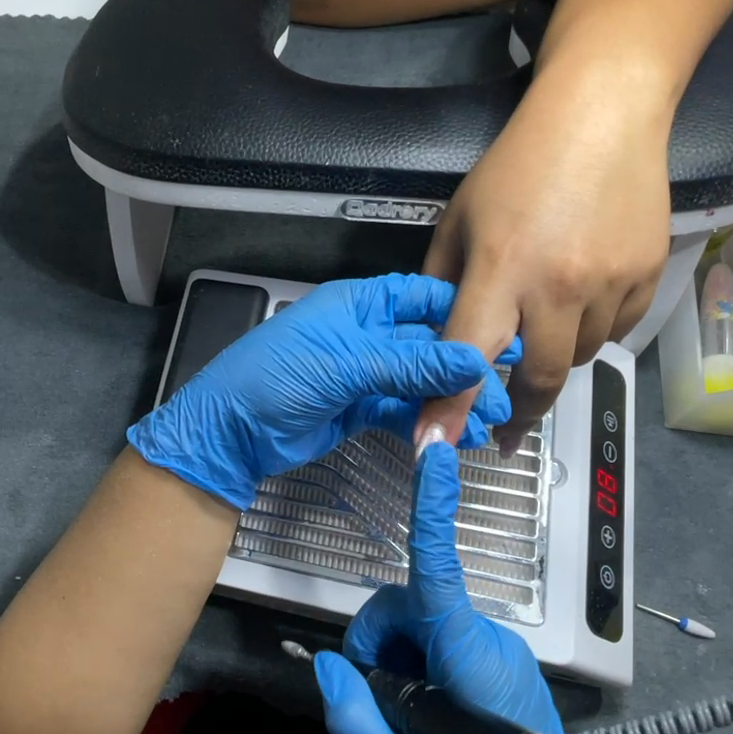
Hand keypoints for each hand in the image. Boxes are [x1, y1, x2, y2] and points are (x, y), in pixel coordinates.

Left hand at [127, 273, 520, 508]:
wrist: (230, 432)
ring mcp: (360, 372)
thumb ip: (408, 365)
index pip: (420, 298)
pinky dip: (422, 421)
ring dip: (447, 400)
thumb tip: (470, 362)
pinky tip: (449, 435)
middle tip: (500, 393)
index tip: (503, 334)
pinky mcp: (356, 406)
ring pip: (416, 381)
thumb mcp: (344, 366)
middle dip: (462, 367)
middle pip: (425, 343)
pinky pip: (399, 409)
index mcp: (355, 304)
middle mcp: (363, 332)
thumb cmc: (272, 379)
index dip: (460, 315)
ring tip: (483, 423)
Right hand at [316, 442, 631, 733]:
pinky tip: (429, 705)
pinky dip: (416, 662)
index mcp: (467, 661)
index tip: (434, 454)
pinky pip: (435, 634)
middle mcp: (485, 636)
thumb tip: (328, 665)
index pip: (440, 574)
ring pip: (415, 621)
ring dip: (396, 659)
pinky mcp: (495, 649)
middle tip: (381, 703)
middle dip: (376, 644)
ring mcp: (495, 641)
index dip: (434, 509)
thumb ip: (358, 724)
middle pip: (404, 605)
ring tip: (412, 715)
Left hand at [422, 95, 669, 452]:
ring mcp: (613, 284)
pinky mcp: (651, 278)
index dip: (449, 405)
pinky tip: (577, 303)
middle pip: (540, 378)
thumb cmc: (515, 169)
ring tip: (539, 328)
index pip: (468, 354)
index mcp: (501, 269)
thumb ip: (441, 283)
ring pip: (580, 358)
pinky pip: (616, 332)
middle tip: (501, 419)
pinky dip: (590, 332)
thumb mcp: (457, 222)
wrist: (604, 118)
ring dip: (554, 359)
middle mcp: (561, 286)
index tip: (436, 447)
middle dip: (518, 406)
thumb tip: (430, 336)